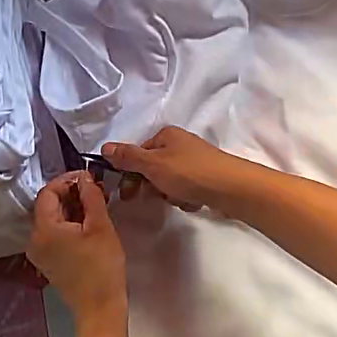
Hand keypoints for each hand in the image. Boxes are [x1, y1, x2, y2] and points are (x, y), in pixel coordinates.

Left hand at [29, 171, 127, 327]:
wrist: (100, 308)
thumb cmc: (102, 268)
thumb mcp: (101, 226)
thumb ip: (91, 196)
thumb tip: (85, 178)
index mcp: (43, 229)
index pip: (48, 192)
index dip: (67, 180)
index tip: (88, 178)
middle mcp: (35, 240)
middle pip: (48, 206)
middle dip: (71, 194)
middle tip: (95, 189)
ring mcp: (40, 253)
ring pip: (53, 220)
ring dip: (72, 208)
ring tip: (96, 204)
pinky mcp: (49, 262)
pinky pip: (55, 234)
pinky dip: (70, 224)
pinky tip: (89, 222)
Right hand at [102, 126, 264, 213]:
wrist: (232, 188)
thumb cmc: (189, 173)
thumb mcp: (152, 165)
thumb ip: (127, 157)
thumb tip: (104, 147)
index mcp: (166, 135)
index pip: (137, 153)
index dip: (130, 173)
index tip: (127, 193)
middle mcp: (180, 143)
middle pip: (152, 167)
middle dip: (152, 185)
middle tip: (155, 197)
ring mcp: (195, 159)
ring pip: (168, 180)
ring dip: (169, 193)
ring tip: (179, 198)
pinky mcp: (207, 176)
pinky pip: (186, 187)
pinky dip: (185, 196)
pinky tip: (192, 201)